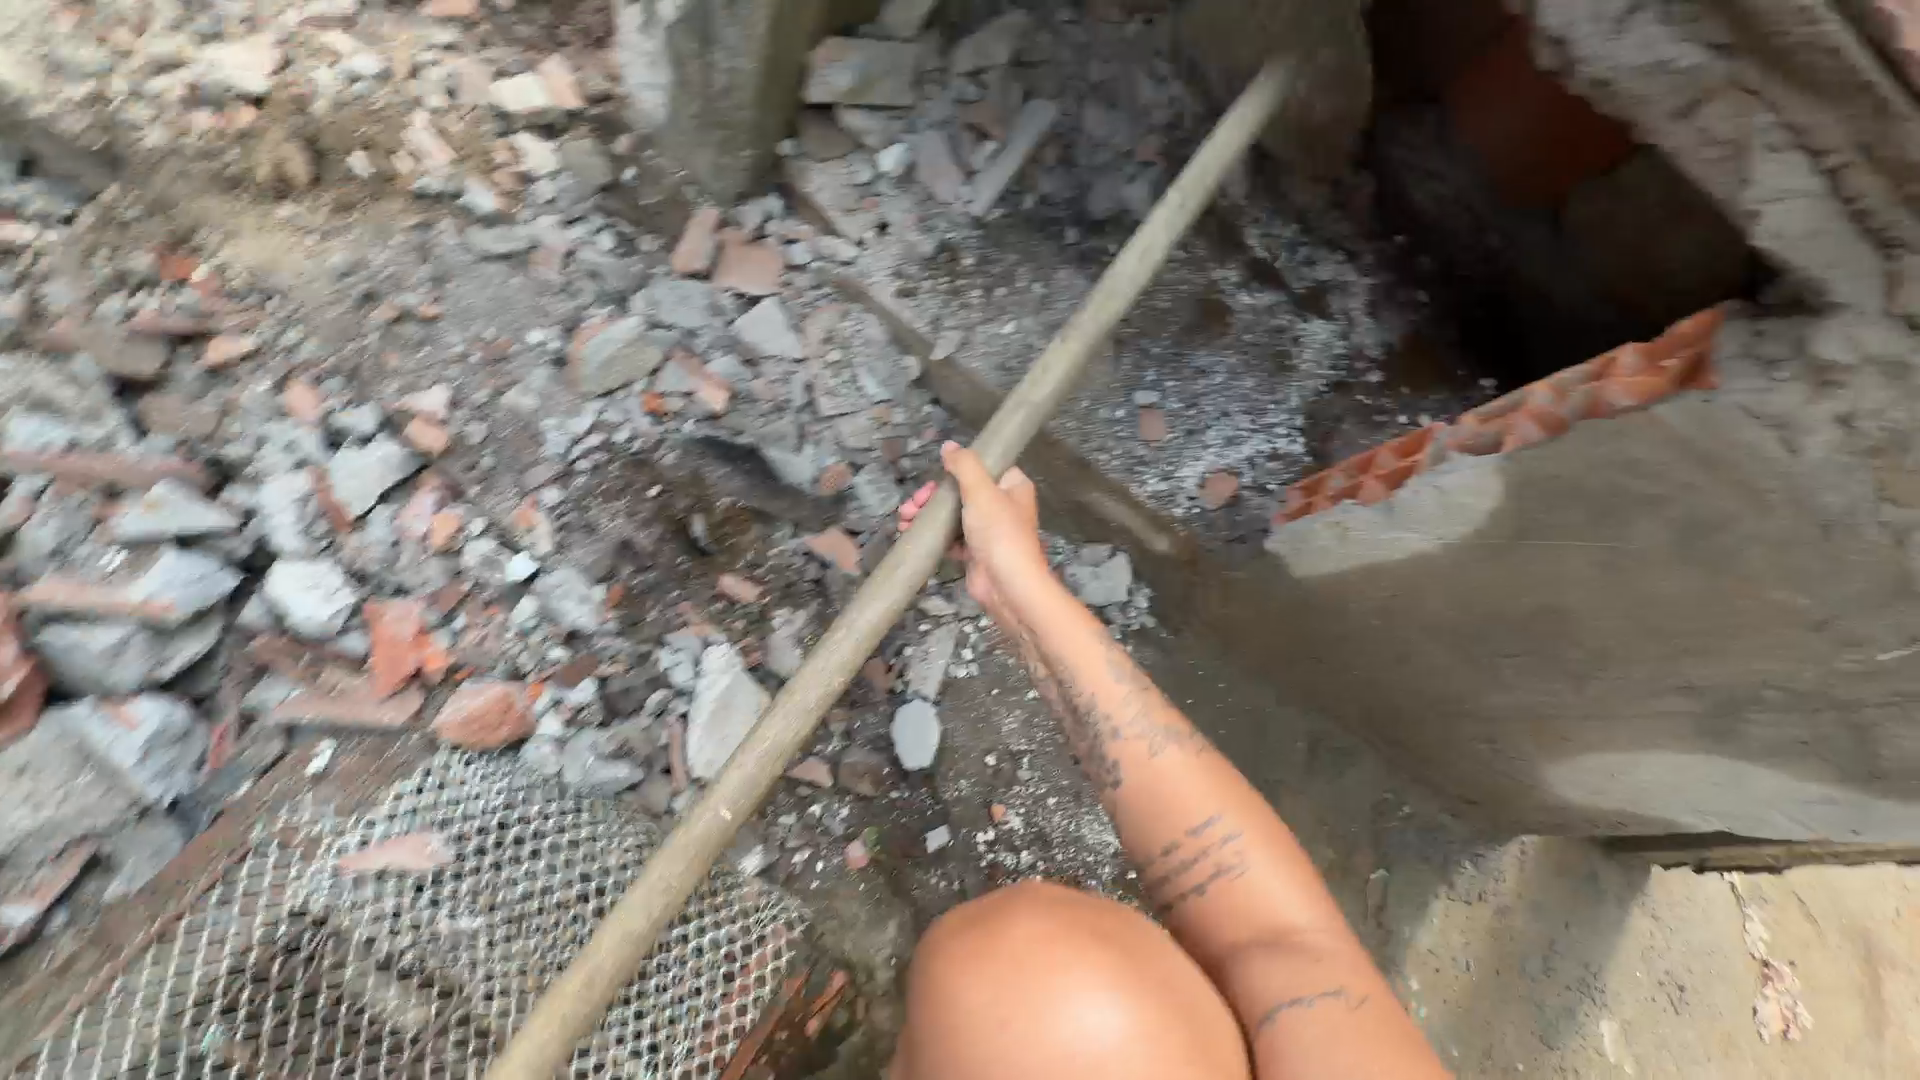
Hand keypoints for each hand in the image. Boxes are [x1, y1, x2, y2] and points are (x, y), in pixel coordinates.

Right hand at [899, 441, 1049, 628]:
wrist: (1006, 585)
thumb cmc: (999, 532)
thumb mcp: (981, 490)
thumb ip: (964, 465)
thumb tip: (948, 446)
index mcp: (1013, 486)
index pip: (985, 467)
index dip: (958, 468)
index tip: (936, 474)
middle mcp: (1003, 505)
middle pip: (962, 491)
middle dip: (933, 496)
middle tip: (913, 503)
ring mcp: (989, 530)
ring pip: (953, 514)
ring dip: (927, 514)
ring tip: (904, 519)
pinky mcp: (976, 551)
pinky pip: (951, 537)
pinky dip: (933, 534)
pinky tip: (911, 532)